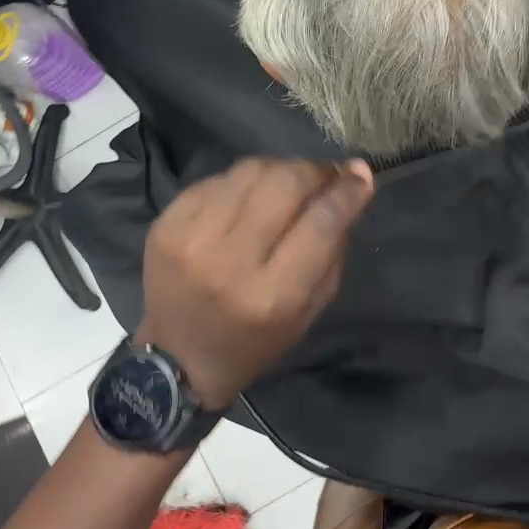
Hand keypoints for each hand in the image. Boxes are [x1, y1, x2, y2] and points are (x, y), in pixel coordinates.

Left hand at [139, 158, 374, 409]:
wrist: (177, 359)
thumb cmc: (255, 342)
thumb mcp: (309, 312)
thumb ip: (333, 252)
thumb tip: (351, 187)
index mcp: (273, 296)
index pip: (321, 222)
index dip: (348, 190)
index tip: (362, 176)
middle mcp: (230, 262)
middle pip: (285, 184)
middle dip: (315, 171)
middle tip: (326, 177)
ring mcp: (192, 239)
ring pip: (251, 171)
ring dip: (281, 169)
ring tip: (291, 183)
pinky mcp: (167, 224)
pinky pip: (217, 179)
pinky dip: (243, 182)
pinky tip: (250, 198)